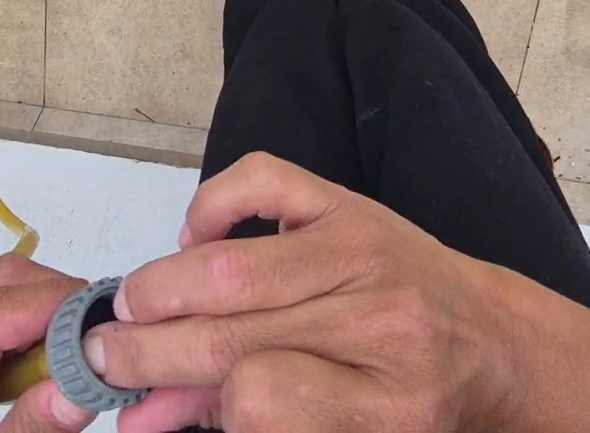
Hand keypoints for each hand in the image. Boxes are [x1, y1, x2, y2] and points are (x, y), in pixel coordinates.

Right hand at [86, 152, 529, 431]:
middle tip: (100, 353)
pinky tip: (194, 235)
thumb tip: (148, 417)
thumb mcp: (348, 432)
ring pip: (236, 268)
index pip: (263, 401)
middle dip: (151, 349)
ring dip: (164, 287)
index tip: (142, 407)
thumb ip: (255, 419)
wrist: (490, 337)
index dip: (190, 402)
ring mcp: (359, 247)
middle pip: (237, 336)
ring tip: (126, 303)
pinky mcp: (347, 201)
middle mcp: (375, 322)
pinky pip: (265, 181)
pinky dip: (214, 203)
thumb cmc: (414, 400)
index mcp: (386, 404)